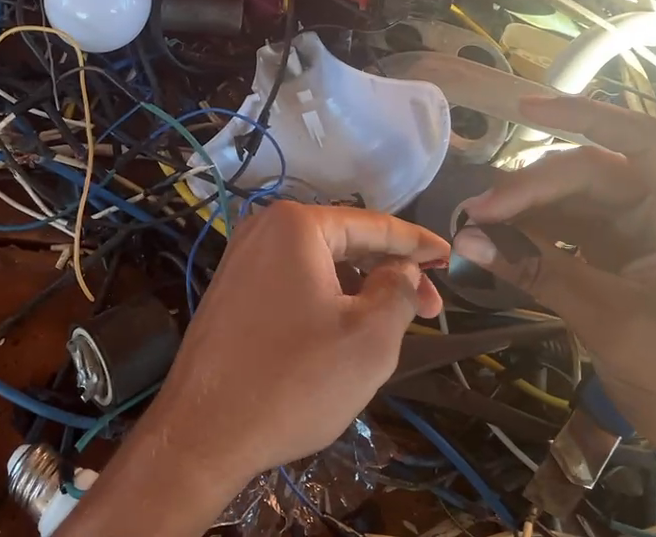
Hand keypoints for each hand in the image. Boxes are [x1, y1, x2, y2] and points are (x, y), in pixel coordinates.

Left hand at [58, 202, 448, 536]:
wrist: (205, 430)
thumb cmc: (294, 380)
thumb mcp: (369, 338)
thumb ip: (398, 291)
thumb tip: (402, 268)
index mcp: (295, 225)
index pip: (371, 224)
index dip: (416, 243)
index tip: (451, 258)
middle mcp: (262, 229)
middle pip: (343, 242)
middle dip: (389, 270)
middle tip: (432, 308)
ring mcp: (241, 260)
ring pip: (318, 265)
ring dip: (359, 288)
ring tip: (393, 325)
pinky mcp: (232, 292)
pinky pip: (292, 282)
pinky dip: (327, 298)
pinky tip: (346, 329)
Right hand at [454, 96, 655, 534]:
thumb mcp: (609, 319)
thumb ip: (535, 269)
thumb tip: (462, 238)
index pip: (642, 140)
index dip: (582, 115)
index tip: (522, 108)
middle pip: (600, 174)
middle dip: (537, 186)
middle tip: (479, 208)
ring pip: (586, 202)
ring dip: (534, 209)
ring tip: (481, 222)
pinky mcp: (639, 266)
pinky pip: (584, 233)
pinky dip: (546, 235)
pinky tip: (506, 239)